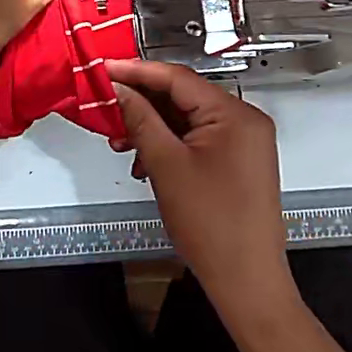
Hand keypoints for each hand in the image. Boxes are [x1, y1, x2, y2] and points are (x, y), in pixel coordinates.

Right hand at [106, 60, 296, 314]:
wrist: (246, 282)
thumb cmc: (213, 226)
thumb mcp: (166, 164)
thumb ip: (139, 119)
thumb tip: (118, 89)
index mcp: (235, 114)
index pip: (178, 78)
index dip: (137, 72)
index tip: (105, 69)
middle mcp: (244, 120)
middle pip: (182, 96)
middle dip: (142, 103)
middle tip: (106, 106)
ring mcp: (242, 142)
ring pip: (186, 118)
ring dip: (151, 126)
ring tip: (121, 140)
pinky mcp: (236, 161)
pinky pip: (195, 138)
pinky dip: (167, 143)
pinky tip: (144, 159)